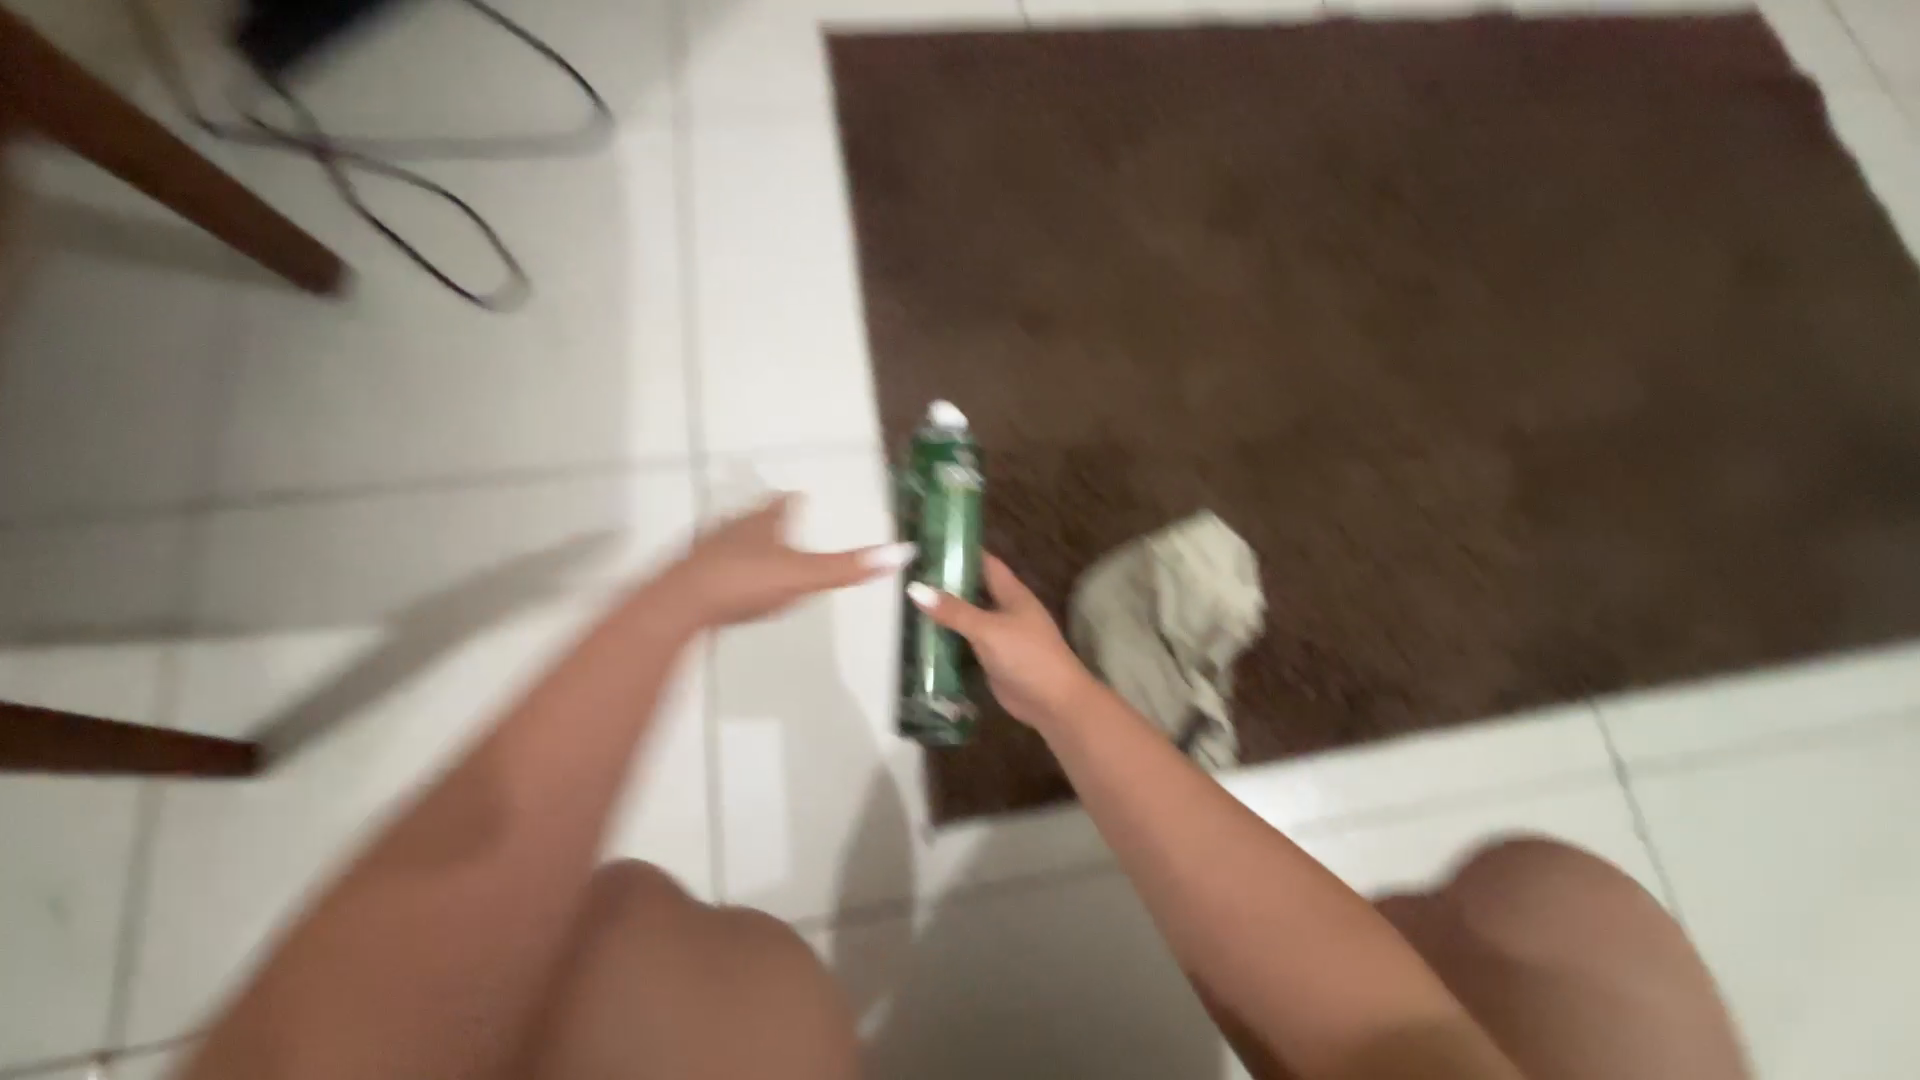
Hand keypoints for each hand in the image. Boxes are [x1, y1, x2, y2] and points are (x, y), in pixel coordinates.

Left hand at [647, 494, 913, 629]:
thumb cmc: (746, 583)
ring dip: (743, 542)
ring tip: (753, 549)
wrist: (680, 604)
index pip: (782, 505)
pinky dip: (722, 568)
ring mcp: (705, 550)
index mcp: (763, 523)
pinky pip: (710, 566)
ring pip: (729, 539)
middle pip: (753, 517)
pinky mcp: (686, 575)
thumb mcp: (805, 577)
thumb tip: (904, 551)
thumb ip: (850, 567)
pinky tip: (723, 584)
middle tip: (776, 519)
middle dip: (766, 519)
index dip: (791, 502)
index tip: (798, 496)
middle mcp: (733, 528)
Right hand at [908, 554, 1100, 730]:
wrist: (1053, 702)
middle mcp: (1005, 610)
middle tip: (908, 575)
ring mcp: (998, 637)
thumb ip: (953, 611)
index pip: (985, 563)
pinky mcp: (991, 660)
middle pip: (972, 590)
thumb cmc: (1027, 656)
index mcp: (1012, 593)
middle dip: (945, 583)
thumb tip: (914, 588)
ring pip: (966, 618)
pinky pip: (964, 645)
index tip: (929, 543)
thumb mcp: (988, 629)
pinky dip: (946, 641)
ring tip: (905, 602)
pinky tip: (920, 638)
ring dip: (942, 614)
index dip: (961, 551)